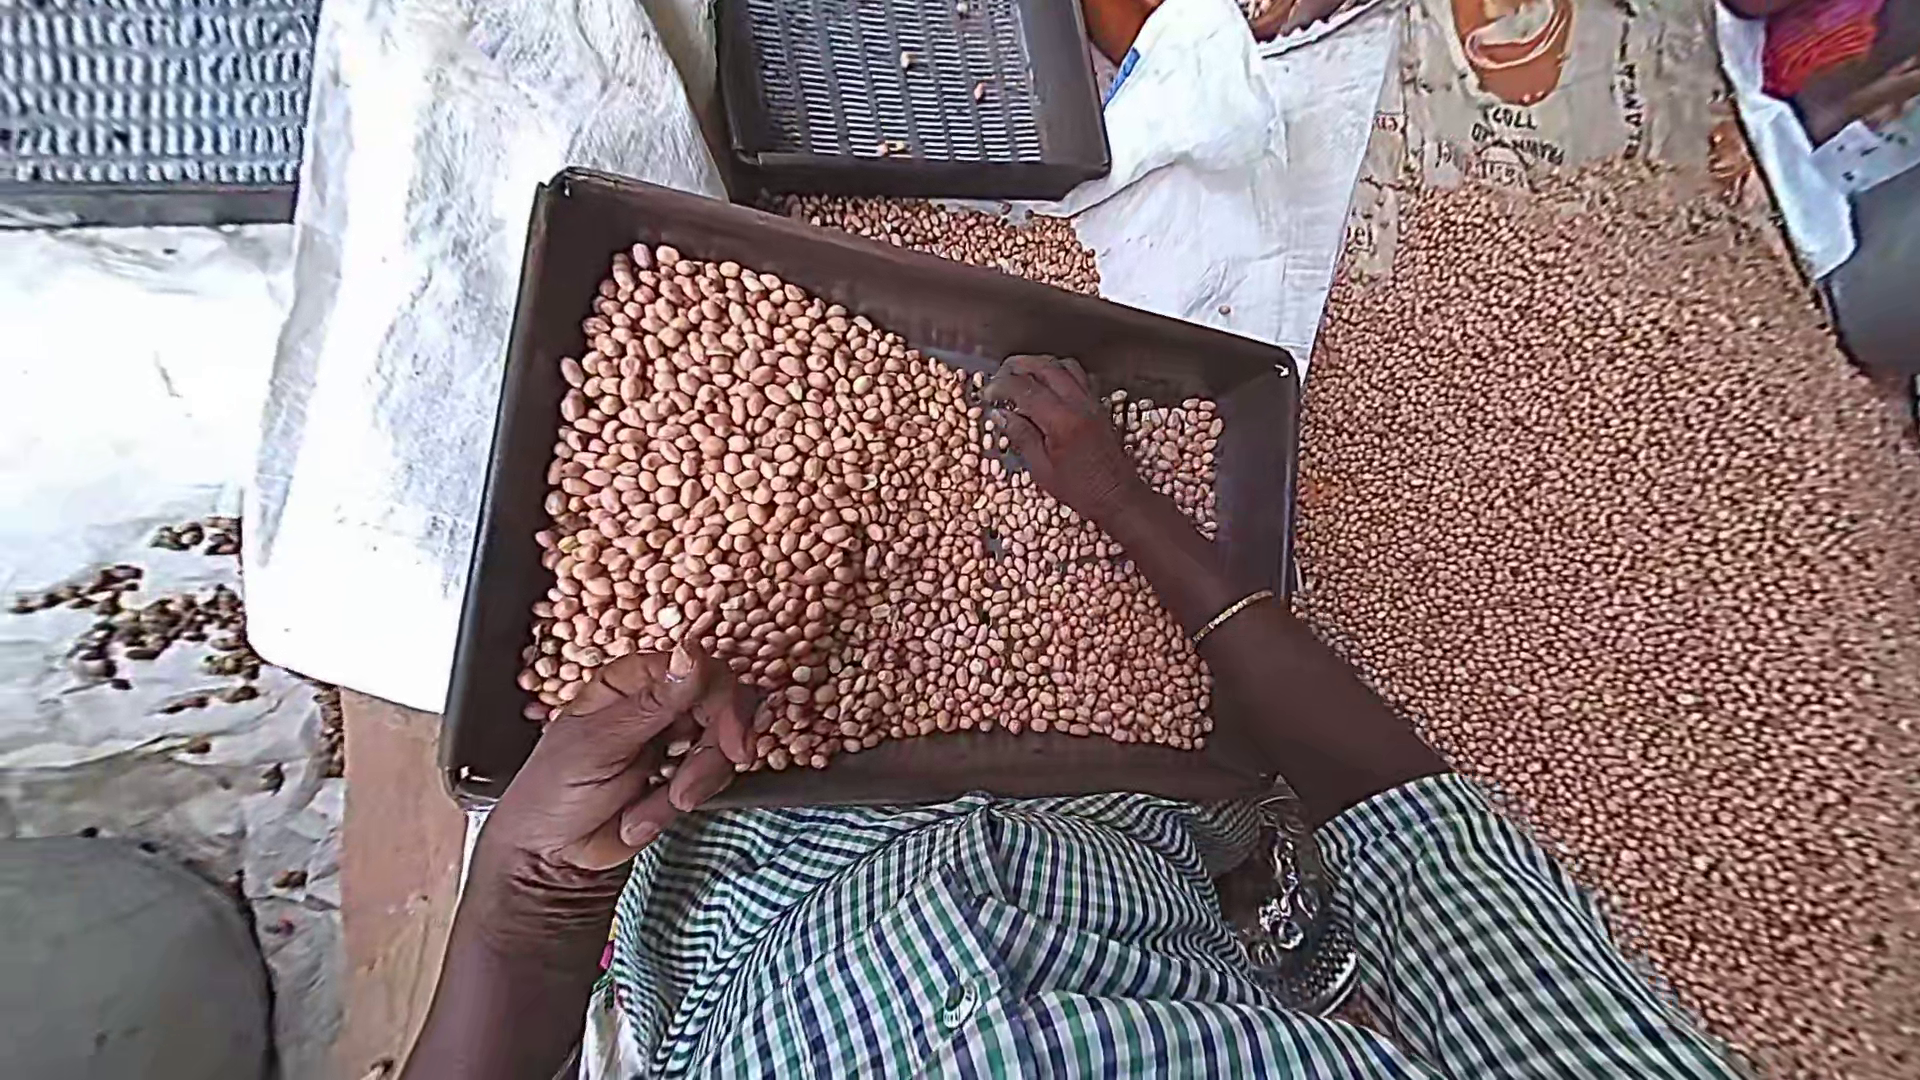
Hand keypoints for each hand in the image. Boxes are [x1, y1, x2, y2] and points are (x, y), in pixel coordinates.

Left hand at [464, 644, 757, 950]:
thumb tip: (692, 652)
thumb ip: (653, 701)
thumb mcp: (601, 743)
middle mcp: (664, 697)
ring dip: (699, 778)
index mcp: (635, 679)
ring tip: (662, 803)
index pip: (701, 669)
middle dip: (715, 748)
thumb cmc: (554, 792)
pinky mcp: (690, 766)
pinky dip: (691, 796)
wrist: (550, 859)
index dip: (722, 699)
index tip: (731, 736)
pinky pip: (718, 771)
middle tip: (691, 786)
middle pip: (724, 703)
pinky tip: (650, 812)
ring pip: (727, 739)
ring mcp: (680, 732)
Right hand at [984, 354, 1147, 524]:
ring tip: (1020, 375)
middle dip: (1018, 366)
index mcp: (1061, 421)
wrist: (1117, 496)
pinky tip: (1048, 384)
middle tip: (999, 375)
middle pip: (1045, 367)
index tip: (988, 392)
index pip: (1026, 389)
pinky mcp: (1098, 406)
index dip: (1002, 386)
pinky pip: (1078, 376)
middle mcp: (1078, 404)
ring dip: (1039, 365)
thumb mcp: (1042, 469)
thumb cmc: (1080, 489)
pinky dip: (1059, 372)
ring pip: (1064, 366)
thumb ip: (1022, 437)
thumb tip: (1002, 415)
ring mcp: (1091, 402)